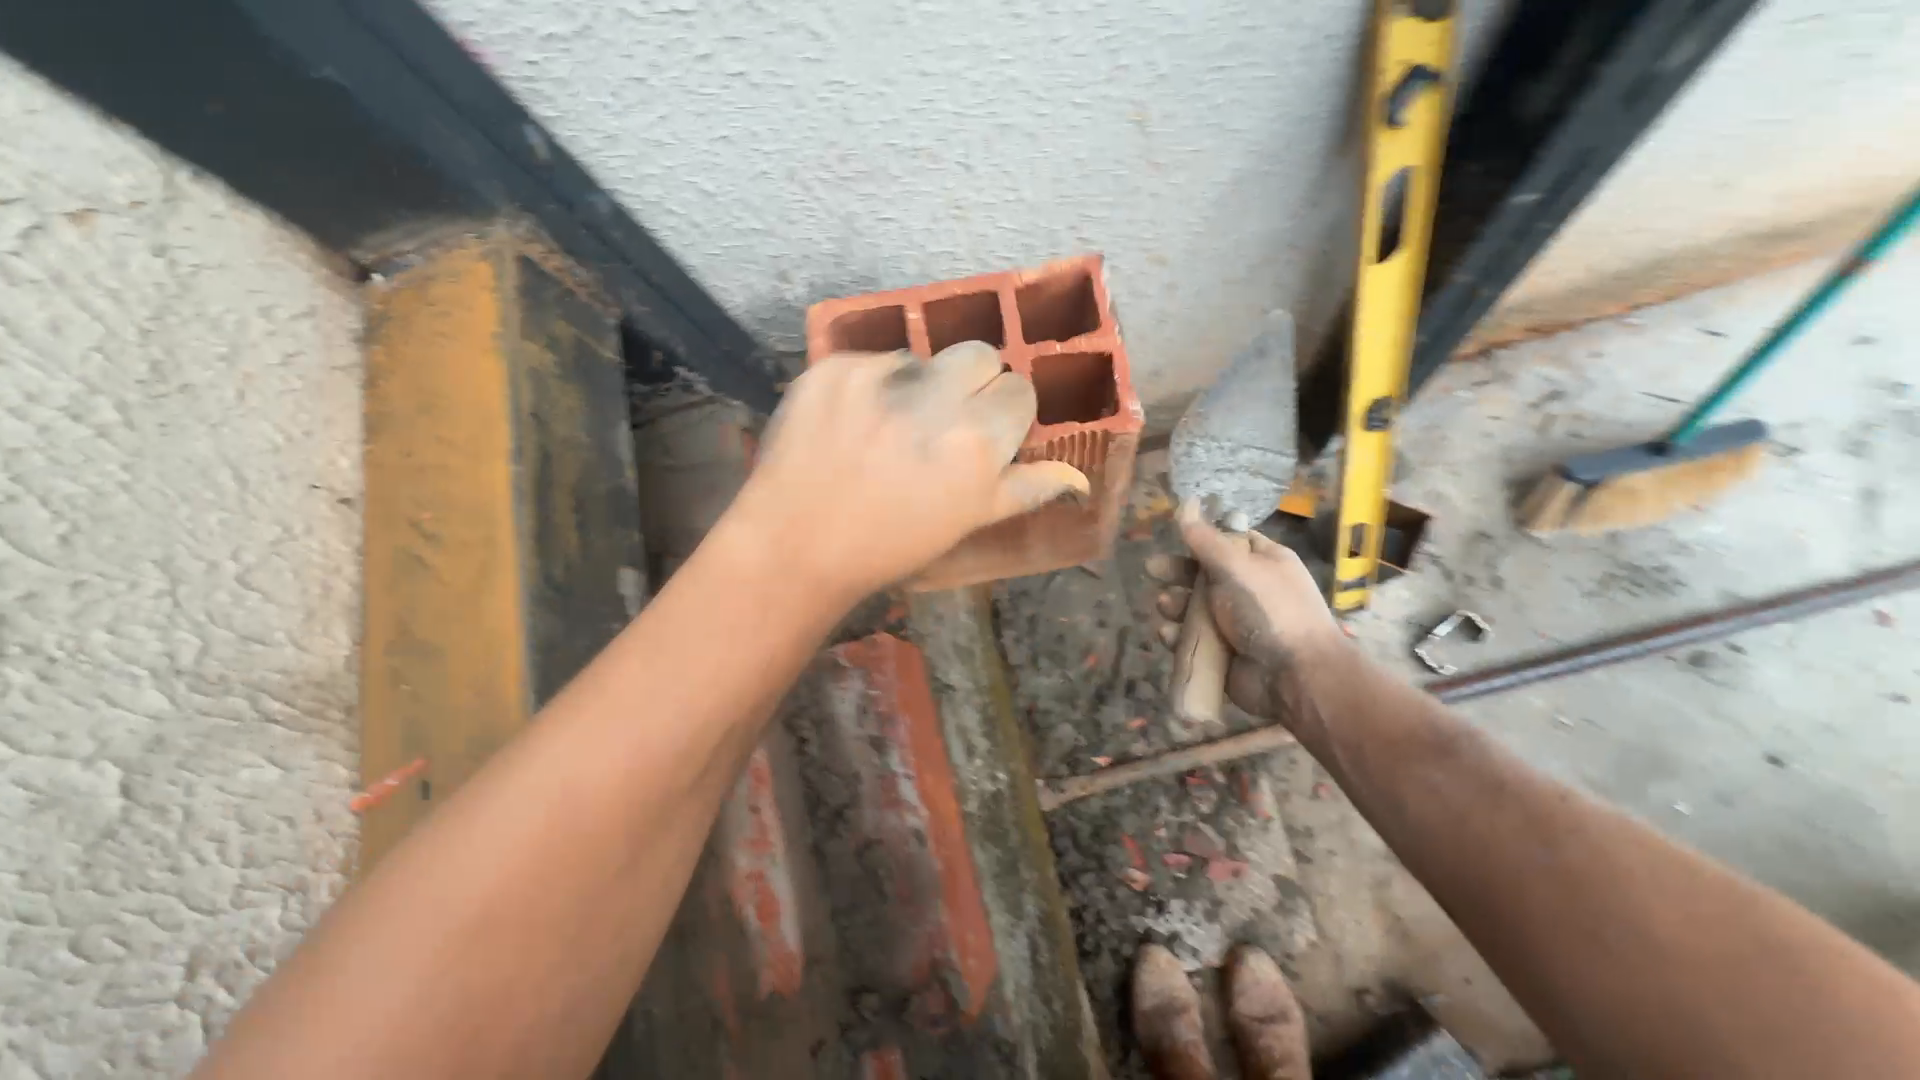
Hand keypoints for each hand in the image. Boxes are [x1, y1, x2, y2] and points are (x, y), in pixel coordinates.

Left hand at [721, 342, 1089, 602]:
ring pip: (923, 358)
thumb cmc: (891, 544)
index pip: (1019, 390)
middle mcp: (935, 397)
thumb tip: (1076, 476)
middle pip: (979, 354)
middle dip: (972, 382)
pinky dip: (871, 385)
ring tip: (890, 429)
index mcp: (979, 439)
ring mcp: (879, 376)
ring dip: (918, 384)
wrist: (797, 544)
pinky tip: (853, 425)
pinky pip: (872, 361)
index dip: (1004, 413)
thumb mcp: (968, 522)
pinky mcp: (834, 367)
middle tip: (943, 422)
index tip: (982, 437)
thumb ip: (1026, 488)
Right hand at [1148, 500, 1344, 720]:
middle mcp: (1249, 590)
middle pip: (1204, 574)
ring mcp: (1235, 624)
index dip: (1201, 537)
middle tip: (1153, 569)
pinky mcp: (1222, 654)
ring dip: (1175, 605)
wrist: (1293, 676)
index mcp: (1263, 562)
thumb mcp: (1237, 567)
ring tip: (1165, 607)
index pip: (1229, 541)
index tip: (1175, 535)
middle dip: (1178, 572)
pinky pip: (1192, 640)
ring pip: (1193, 608)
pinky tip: (1168, 636)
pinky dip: (1178, 637)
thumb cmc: (1270, 611)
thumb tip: (1186, 502)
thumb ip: (1206, 539)